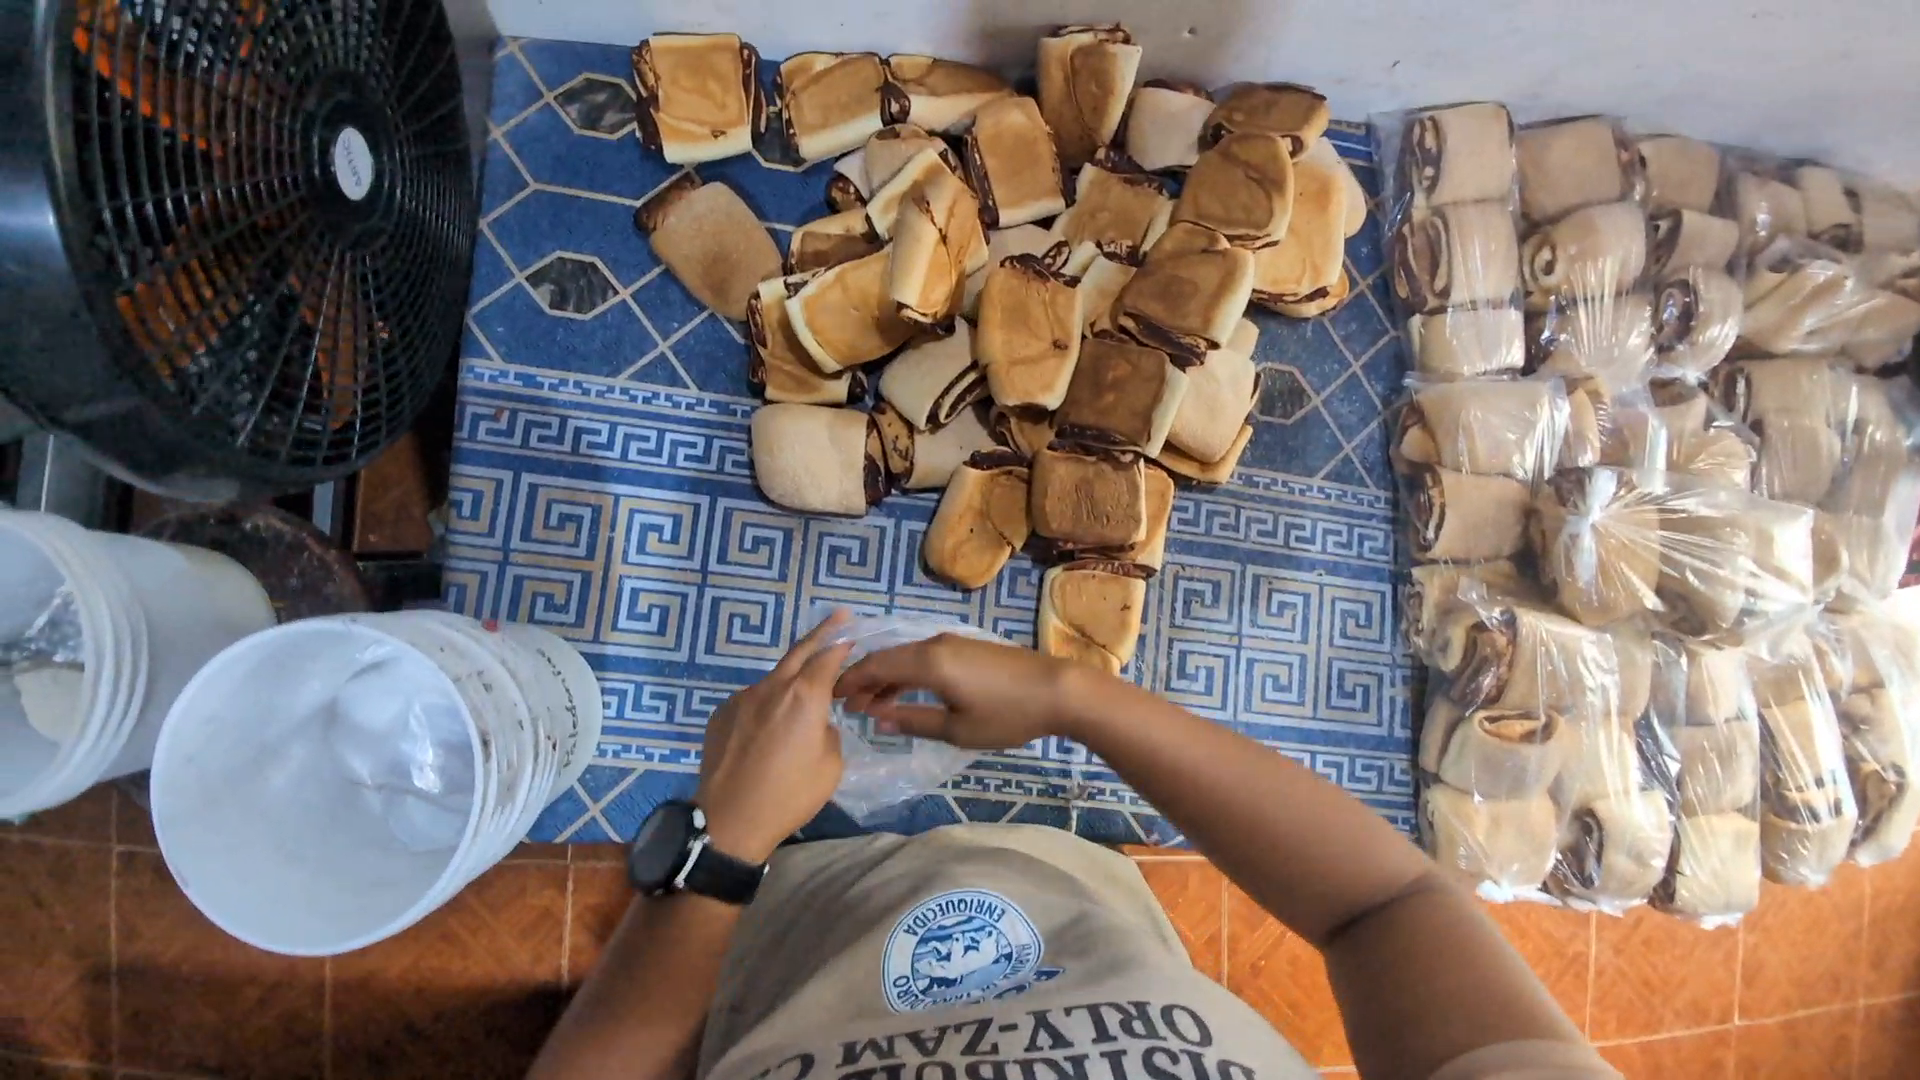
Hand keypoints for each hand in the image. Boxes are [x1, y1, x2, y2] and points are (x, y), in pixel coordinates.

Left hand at [696, 611, 854, 861]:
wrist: (730, 821)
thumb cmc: (789, 795)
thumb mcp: (830, 766)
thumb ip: (828, 732)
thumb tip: (815, 723)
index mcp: (804, 696)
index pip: (828, 657)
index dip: (842, 644)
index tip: (852, 636)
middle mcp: (772, 688)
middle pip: (799, 651)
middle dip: (822, 632)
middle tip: (839, 617)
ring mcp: (742, 699)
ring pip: (773, 682)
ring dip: (789, 685)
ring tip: (797, 713)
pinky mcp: (721, 715)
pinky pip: (751, 703)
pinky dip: (765, 708)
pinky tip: (766, 736)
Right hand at [834, 634, 1093, 750]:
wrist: (1059, 691)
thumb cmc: (1007, 714)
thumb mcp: (957, 729)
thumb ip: (914, 721)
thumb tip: (877, 718)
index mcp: (928, 661)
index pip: (876, 665)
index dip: (850, 681)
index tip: (831, 698)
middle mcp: (935, 643)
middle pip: (888, 657)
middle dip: (864, 679)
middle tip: (847, 705)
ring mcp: (953, 641)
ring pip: (906, 655)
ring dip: (887, 677)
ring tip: (873, 705)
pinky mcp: (967, 647)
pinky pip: (924, 656)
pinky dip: (907, 673)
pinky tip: (906, 693)